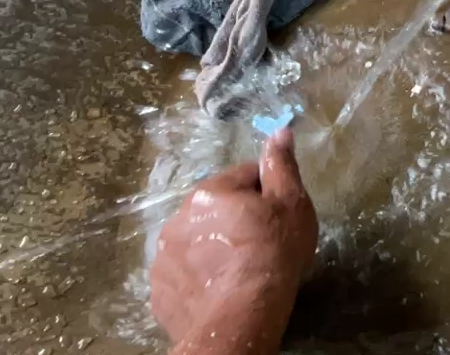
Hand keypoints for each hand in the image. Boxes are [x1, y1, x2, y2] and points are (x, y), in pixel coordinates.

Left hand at [150, 129, 317, 354]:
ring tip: (243, 265)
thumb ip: (281, 165)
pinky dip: (203, 272)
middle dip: (240, 216)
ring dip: (218, 243)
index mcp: (210, 192)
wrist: (241, 318)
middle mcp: (178, 219)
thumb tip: (280, 132)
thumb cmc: (272, 251)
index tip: (280, 212)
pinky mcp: (159, 292)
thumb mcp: (290, 201)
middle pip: (220, 206)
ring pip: (200, 238)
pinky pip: (186, 270)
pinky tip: (224, 284)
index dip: (269, 190)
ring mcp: (163, 258)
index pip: (246, 174)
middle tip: (265, 237)